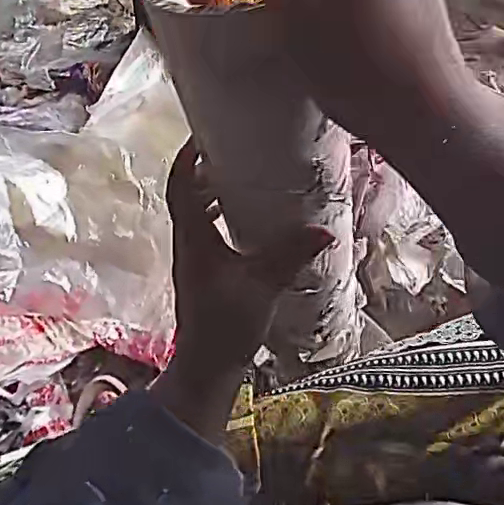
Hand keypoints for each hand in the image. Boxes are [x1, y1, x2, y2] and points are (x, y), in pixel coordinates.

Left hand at [164, 138, 332, 382]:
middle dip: (201, 171)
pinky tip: (241, 220)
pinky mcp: (200, 270)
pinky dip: (216, 215)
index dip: (184, 160)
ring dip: (208, 193)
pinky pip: (203, 230)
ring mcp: (191, 257)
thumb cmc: (227, 324)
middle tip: (228, 153)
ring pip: (193, 213)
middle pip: (184, 195)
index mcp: (193, 237)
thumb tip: (325, 230)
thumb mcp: (263, 285)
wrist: (206, 366)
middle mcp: (187, 242)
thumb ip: (291, 255)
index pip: (178, 187)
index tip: (199, 138)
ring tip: (237, 179)